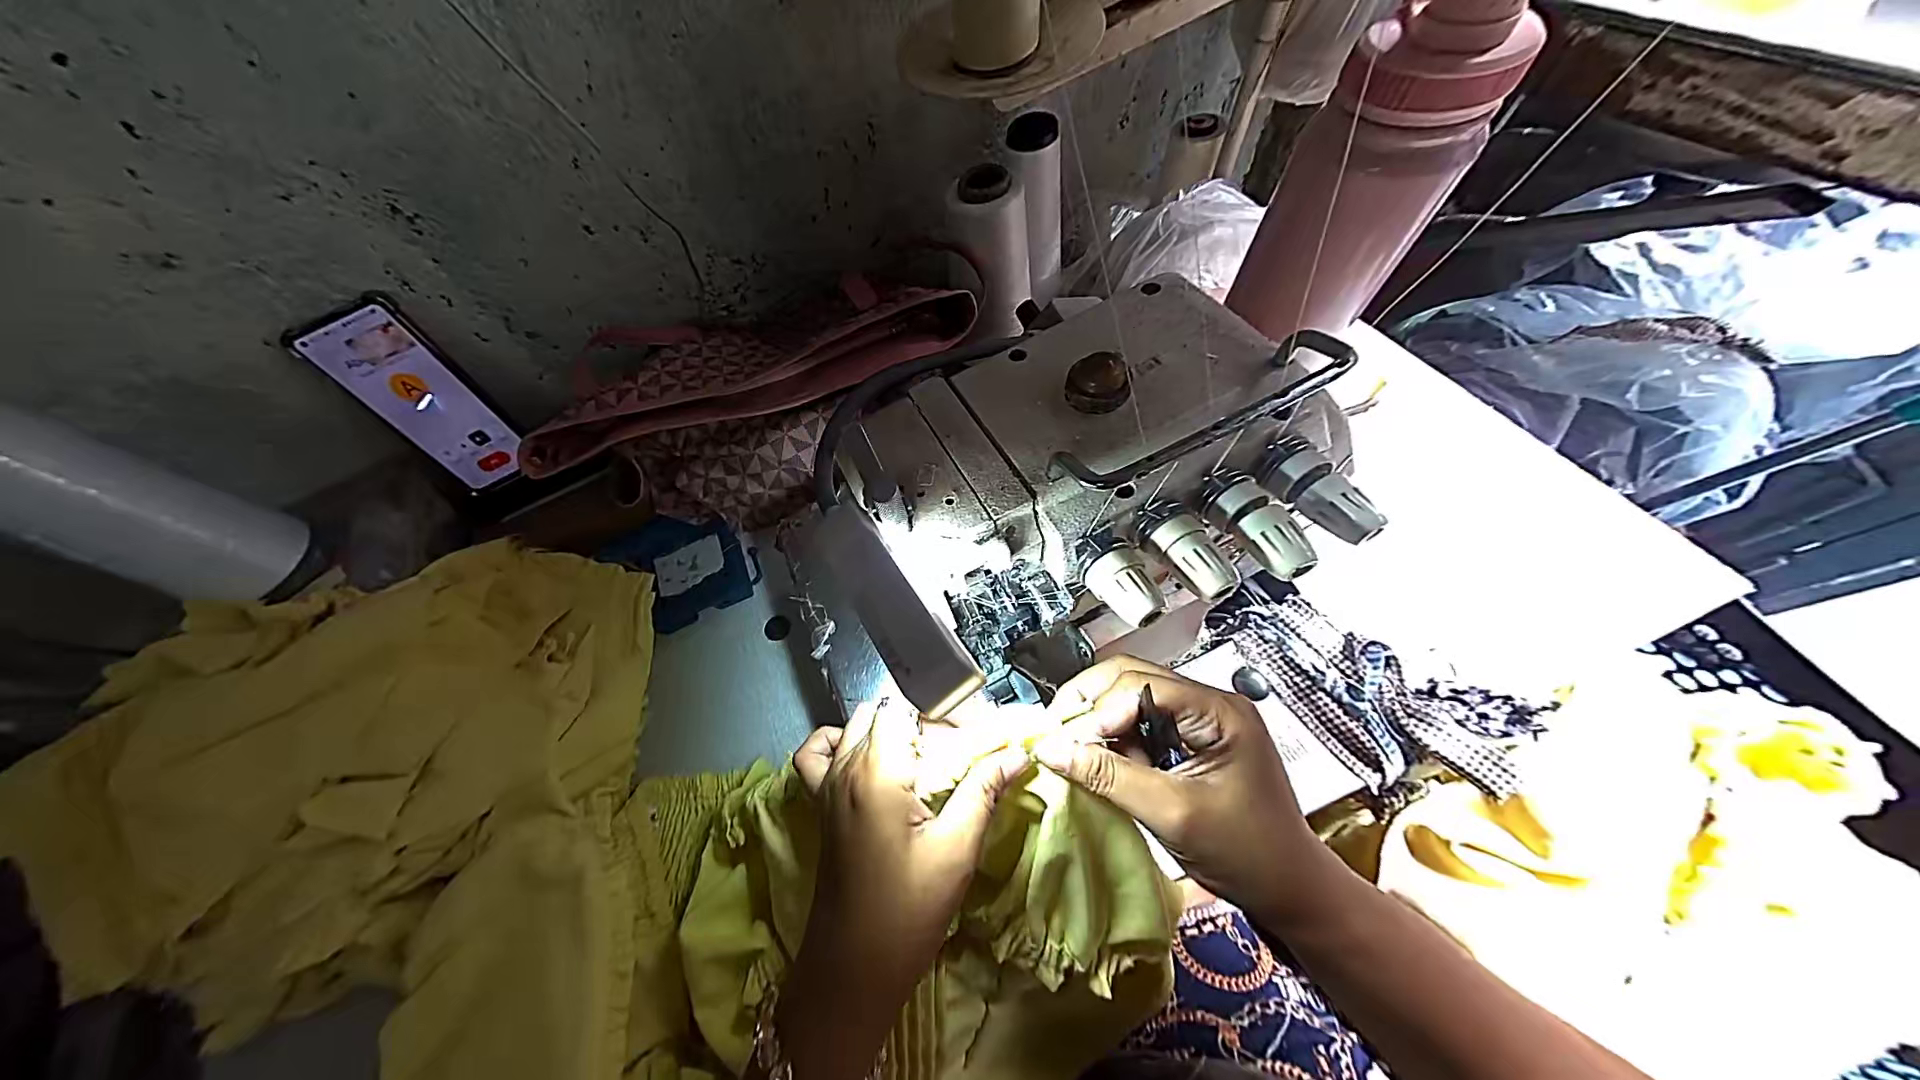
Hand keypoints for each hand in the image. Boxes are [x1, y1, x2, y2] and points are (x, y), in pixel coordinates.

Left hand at [774, 698, 1026, 1078]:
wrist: (853, 967)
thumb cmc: (907, 911)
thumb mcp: (955, 850)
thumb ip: (983, 791)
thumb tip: (1016, 754)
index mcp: (877, 771)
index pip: (906, 707)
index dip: (940, 714)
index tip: (972, 737)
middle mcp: (845, 768)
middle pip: (883, 712)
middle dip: (921, 720)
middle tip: (955, 752)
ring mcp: (827, 784)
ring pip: (853, 726)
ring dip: (887, 729)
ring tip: (919, 757)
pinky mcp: (820, 803)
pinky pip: (816, 753)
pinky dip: (838, 742)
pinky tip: (865, 758)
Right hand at [1033, 656, 1335, 925]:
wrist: (1289, 890)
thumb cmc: (1249, 854)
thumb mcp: (1173, 814)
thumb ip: (1110, 777)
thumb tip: (1053, 750)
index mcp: (1218, 710)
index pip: (1140, 684)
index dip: (1099, 710)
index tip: (1067, 744)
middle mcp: (1208, 703)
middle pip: (1130, 679)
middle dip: (1090, 705)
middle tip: (1057, 736)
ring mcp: (1198, 721)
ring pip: (1128, 699)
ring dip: (1099, 724)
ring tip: (1077, 754)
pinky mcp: (1188, 741)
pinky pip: (1138, 726)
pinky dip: (1114, 742)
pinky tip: (1103, 764)